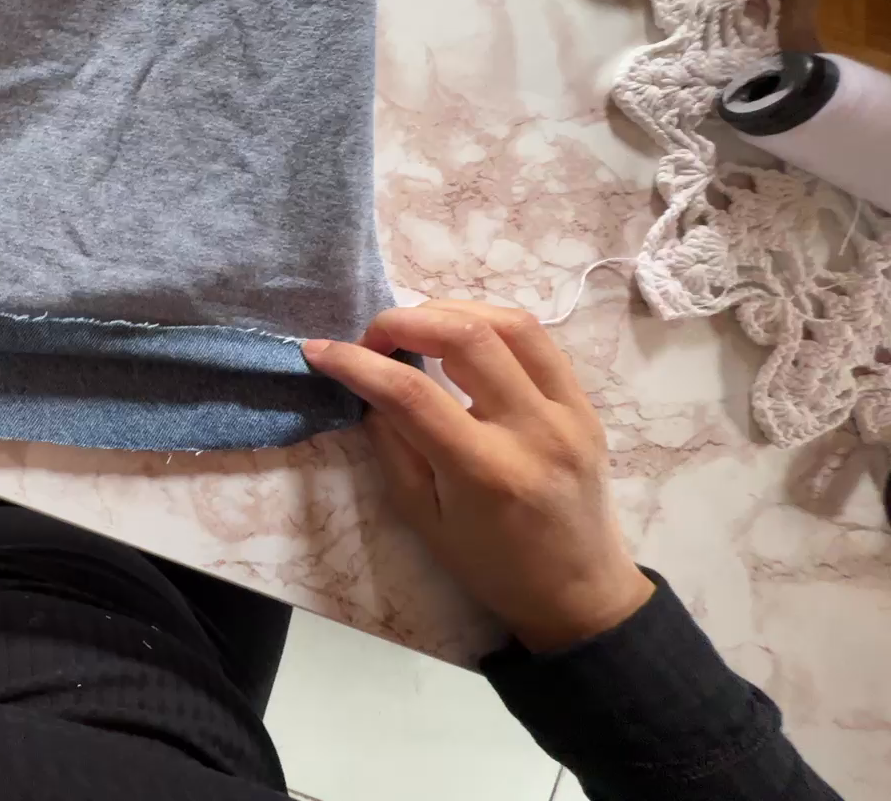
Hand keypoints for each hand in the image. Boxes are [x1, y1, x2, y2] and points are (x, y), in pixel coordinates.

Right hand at [302, 301, 652, 651]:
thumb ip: (390, 442)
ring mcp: (571, 413)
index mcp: (486, 470)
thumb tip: (367, 385)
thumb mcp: (417, 512)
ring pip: (510, 324)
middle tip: (371, 340)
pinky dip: (484, 324)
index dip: (355, 362)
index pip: (411, 392)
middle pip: (468, 337)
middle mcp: (536, 431)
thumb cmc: (487, 562)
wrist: (580, 591)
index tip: (318, 349)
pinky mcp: (585, 404)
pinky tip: (454, 337)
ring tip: (411, 330)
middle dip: (402, 321)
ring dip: (446, 312)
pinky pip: (536, 340)